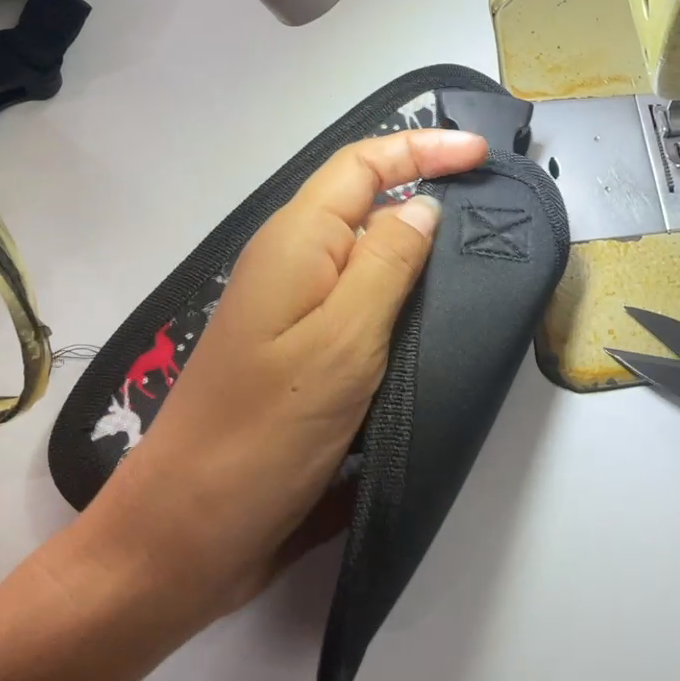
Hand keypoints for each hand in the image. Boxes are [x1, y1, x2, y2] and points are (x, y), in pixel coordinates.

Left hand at [0, 130, 488, 680]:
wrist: (186, 533)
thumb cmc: (265, 432)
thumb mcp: (340, 341)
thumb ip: (386, 264)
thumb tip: (423, 207)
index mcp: (295, 242)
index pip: (362, 165)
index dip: (422, 147)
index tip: (484, 154)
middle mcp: (291, 262)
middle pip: (363, 198)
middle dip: (425, 184)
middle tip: (493, 201)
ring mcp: (293, 308)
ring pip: (364, 248)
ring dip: (417, 238)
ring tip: (478, 249)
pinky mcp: (300, 350)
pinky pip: (360, 295)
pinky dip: (402, 286)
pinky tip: (436, 309)